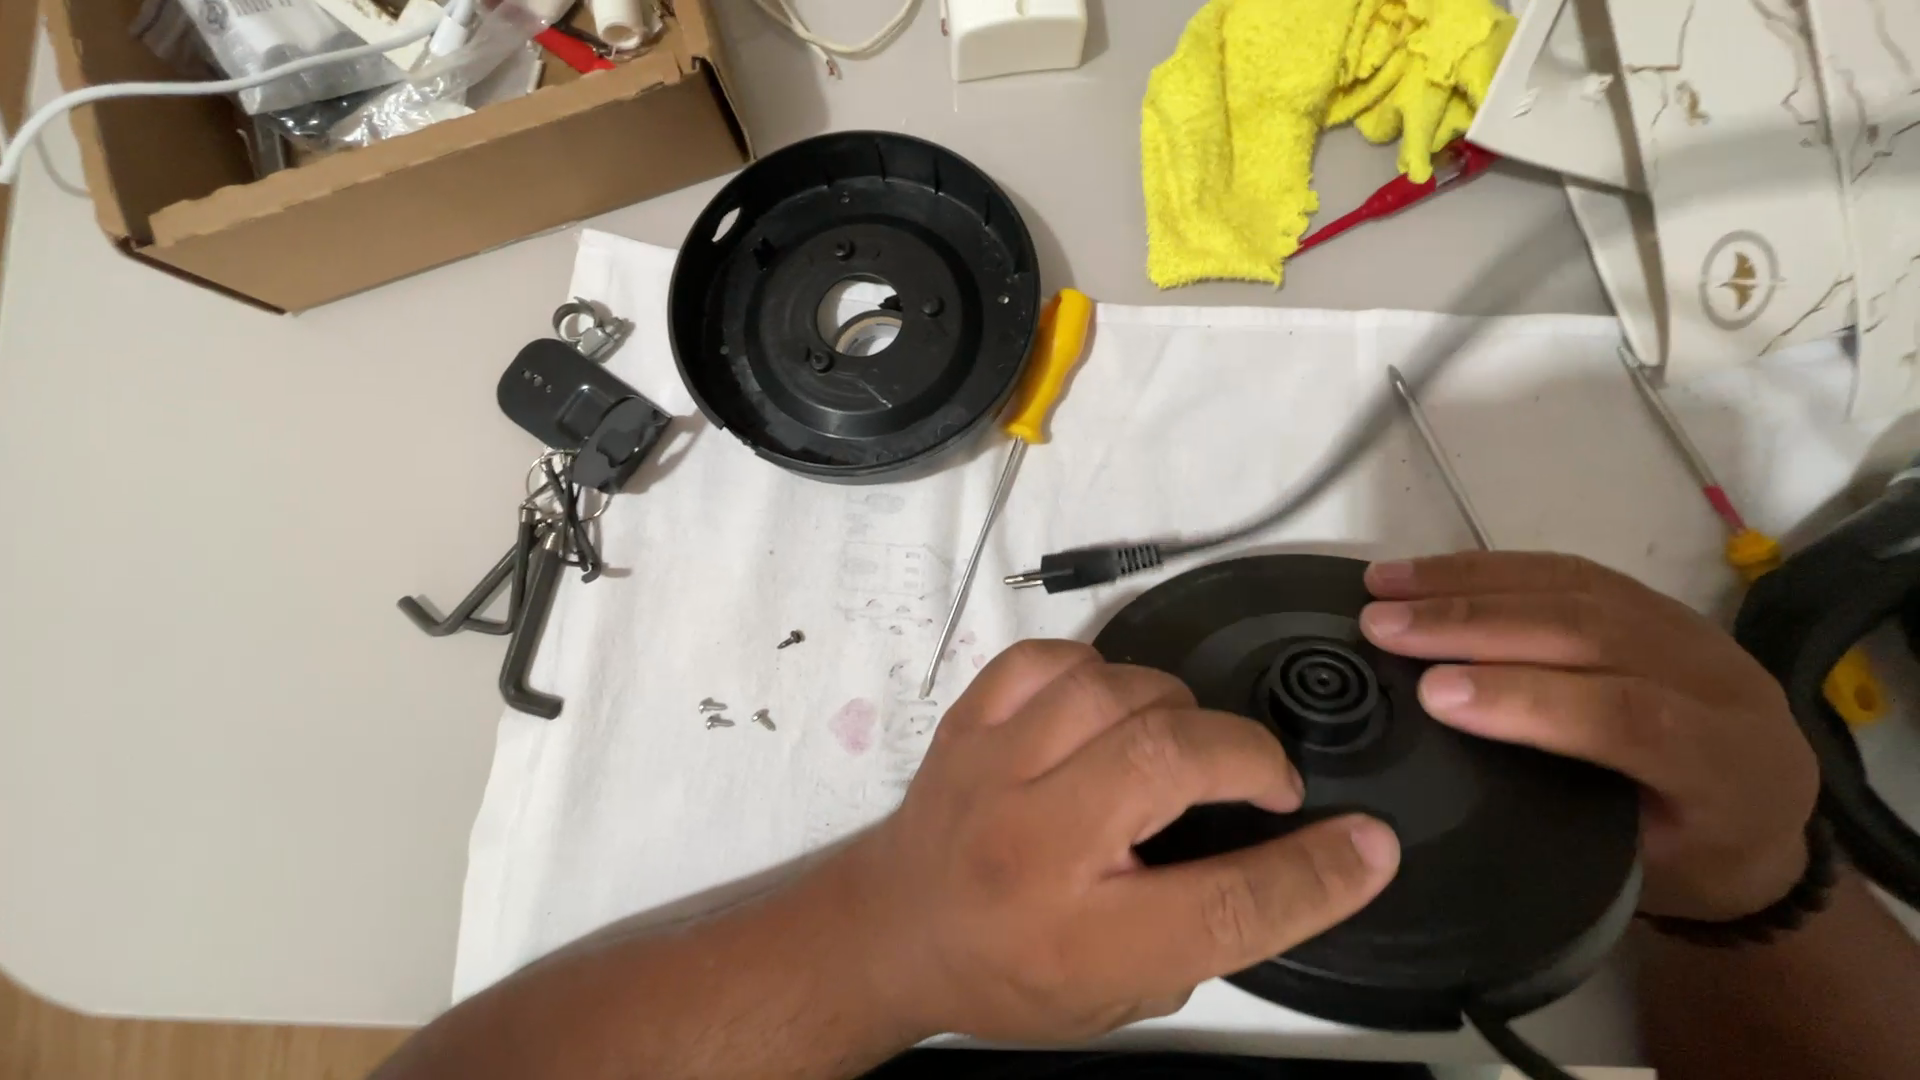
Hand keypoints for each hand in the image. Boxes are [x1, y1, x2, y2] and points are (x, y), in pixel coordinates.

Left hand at [840, 641, 1399, 1042]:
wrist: (894, 927)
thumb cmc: (1009, 972)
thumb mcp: (1117, 993)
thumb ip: (1204, 930)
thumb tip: (1301, 857)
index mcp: (1078, 937)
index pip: (1223, 902)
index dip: (1316, 873)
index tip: (1369, 842)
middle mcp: (1033, 841)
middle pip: (1166, 762)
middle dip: (1246, 757)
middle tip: (1266, 779)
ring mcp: (993, 767)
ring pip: (1111, 693)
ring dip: (1174, 707)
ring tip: (1184, 741)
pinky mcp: (969, 721)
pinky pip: (1047, 660)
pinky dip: (1098, 671)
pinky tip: (1109, 705)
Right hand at [1359, 552, 1818, 920]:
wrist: (1756, 823)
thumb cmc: (1678, 856)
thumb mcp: (1630, 859)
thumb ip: (1554, 804)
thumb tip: (1443, 742)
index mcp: (1728, 766)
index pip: (1628, 717)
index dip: (1526, 697)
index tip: (1432, 692)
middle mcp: (1717, 683)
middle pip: (1587, 631)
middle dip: (1470, 624)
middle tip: (1380, 625)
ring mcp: (1683, 630)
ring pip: (1569, 587)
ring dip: (1461, 583)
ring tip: (1382, 586)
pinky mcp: (1647, 600)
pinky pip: (1562, 569)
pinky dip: (1481, 568)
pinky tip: (1422, 571)